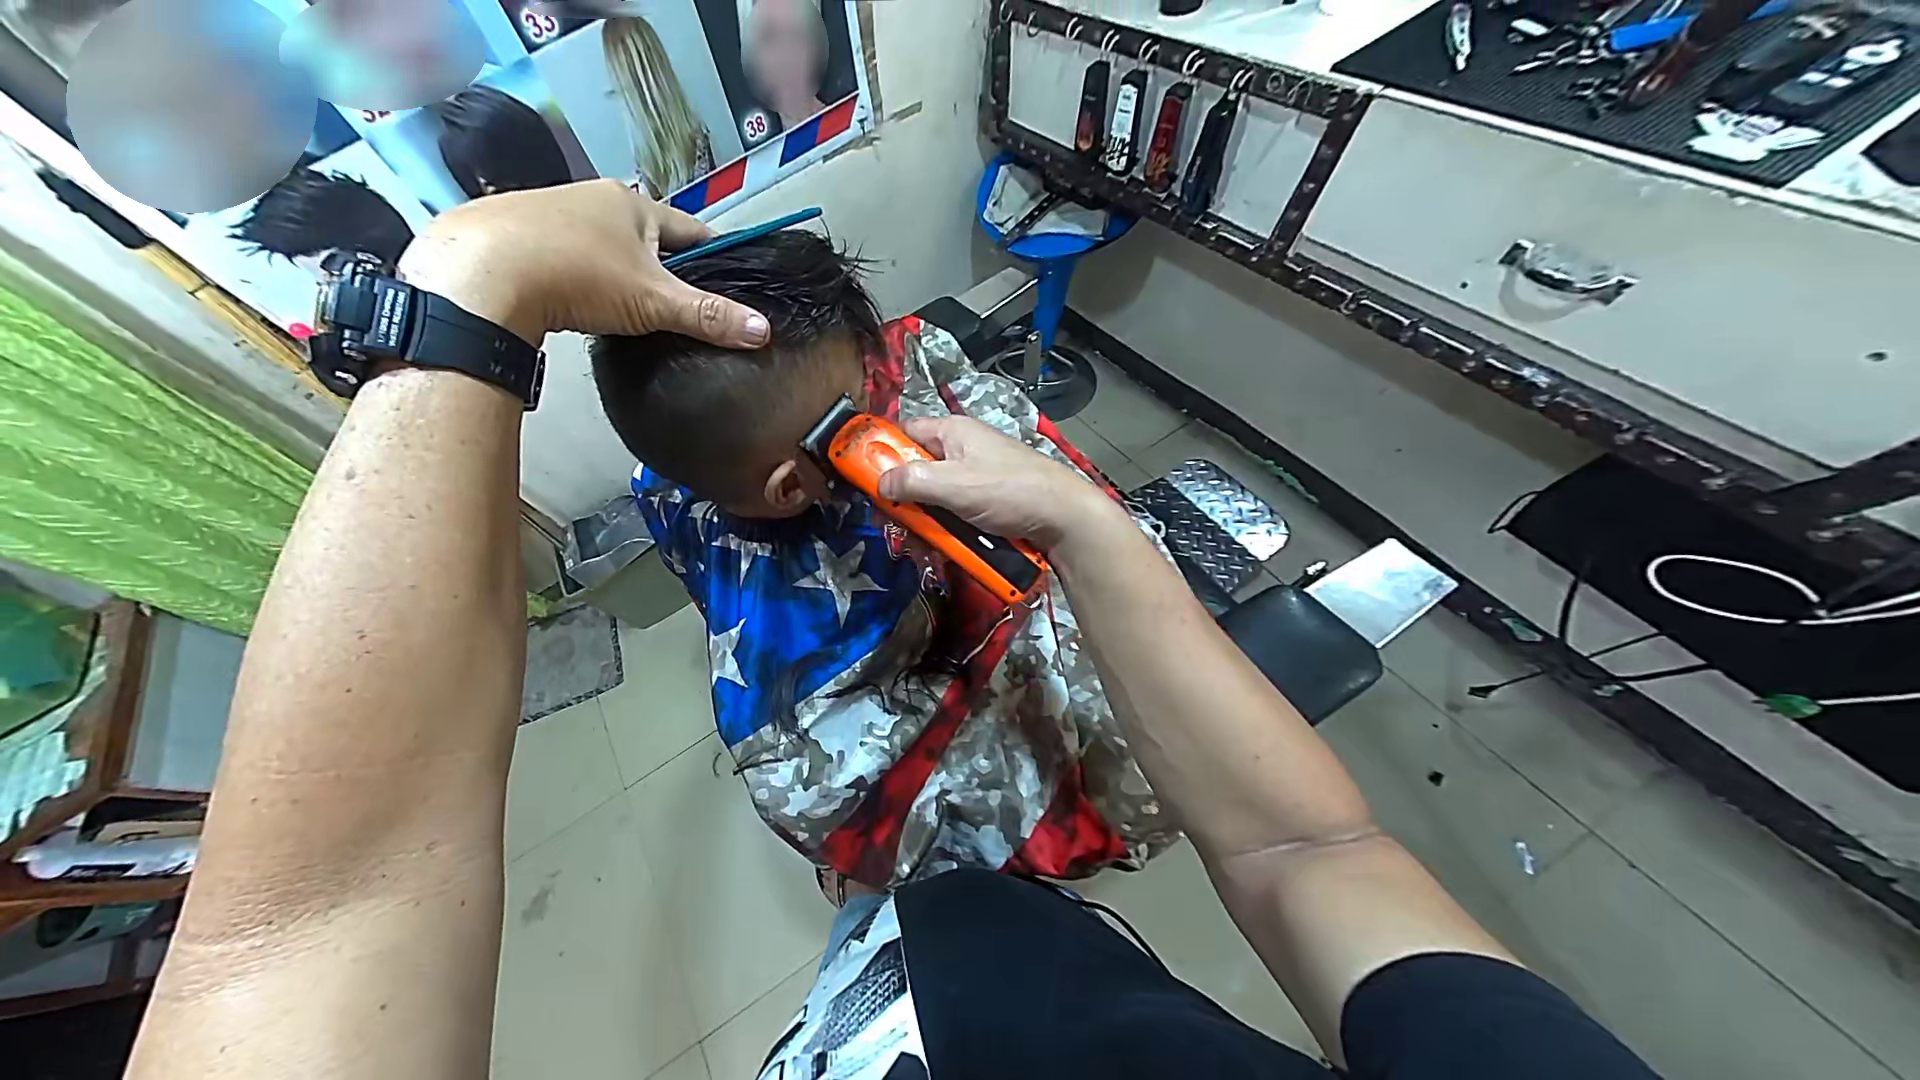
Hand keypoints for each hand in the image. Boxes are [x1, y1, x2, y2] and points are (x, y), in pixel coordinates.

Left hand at [395, 179, 768, 347]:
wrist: (480, 275)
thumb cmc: (580, 275)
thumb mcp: (655, 302)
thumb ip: (710, 316)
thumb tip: (765, 331)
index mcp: (632, 204)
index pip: (692, 229)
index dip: (714, 254)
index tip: (729, 279)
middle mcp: (591, 196)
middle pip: (647, 237)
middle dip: (664, 266)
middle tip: (678, 304)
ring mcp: (548, 209)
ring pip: (604, 244)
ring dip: (620, 270)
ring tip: (629, 307)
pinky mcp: (514, 232)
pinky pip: (566, 254)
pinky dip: (580, 275)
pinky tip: (579, 299)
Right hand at [876, 416, 1126, 549]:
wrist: (1064, 518)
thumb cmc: (1010, 490)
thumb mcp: (955, 484)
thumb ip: (913, 481)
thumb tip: (880, 483)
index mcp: (953, 432)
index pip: (904, 432)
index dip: (882, 451)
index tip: (866, 477)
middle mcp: (963, 451)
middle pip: (917, 471)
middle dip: (908, 500)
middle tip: (903, 523)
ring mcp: (977, 479)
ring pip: (936, 499)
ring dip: (930, 522)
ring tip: (932, 541)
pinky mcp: (988, 504)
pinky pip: (957, 515)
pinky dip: (952, 530)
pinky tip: (954, 545)